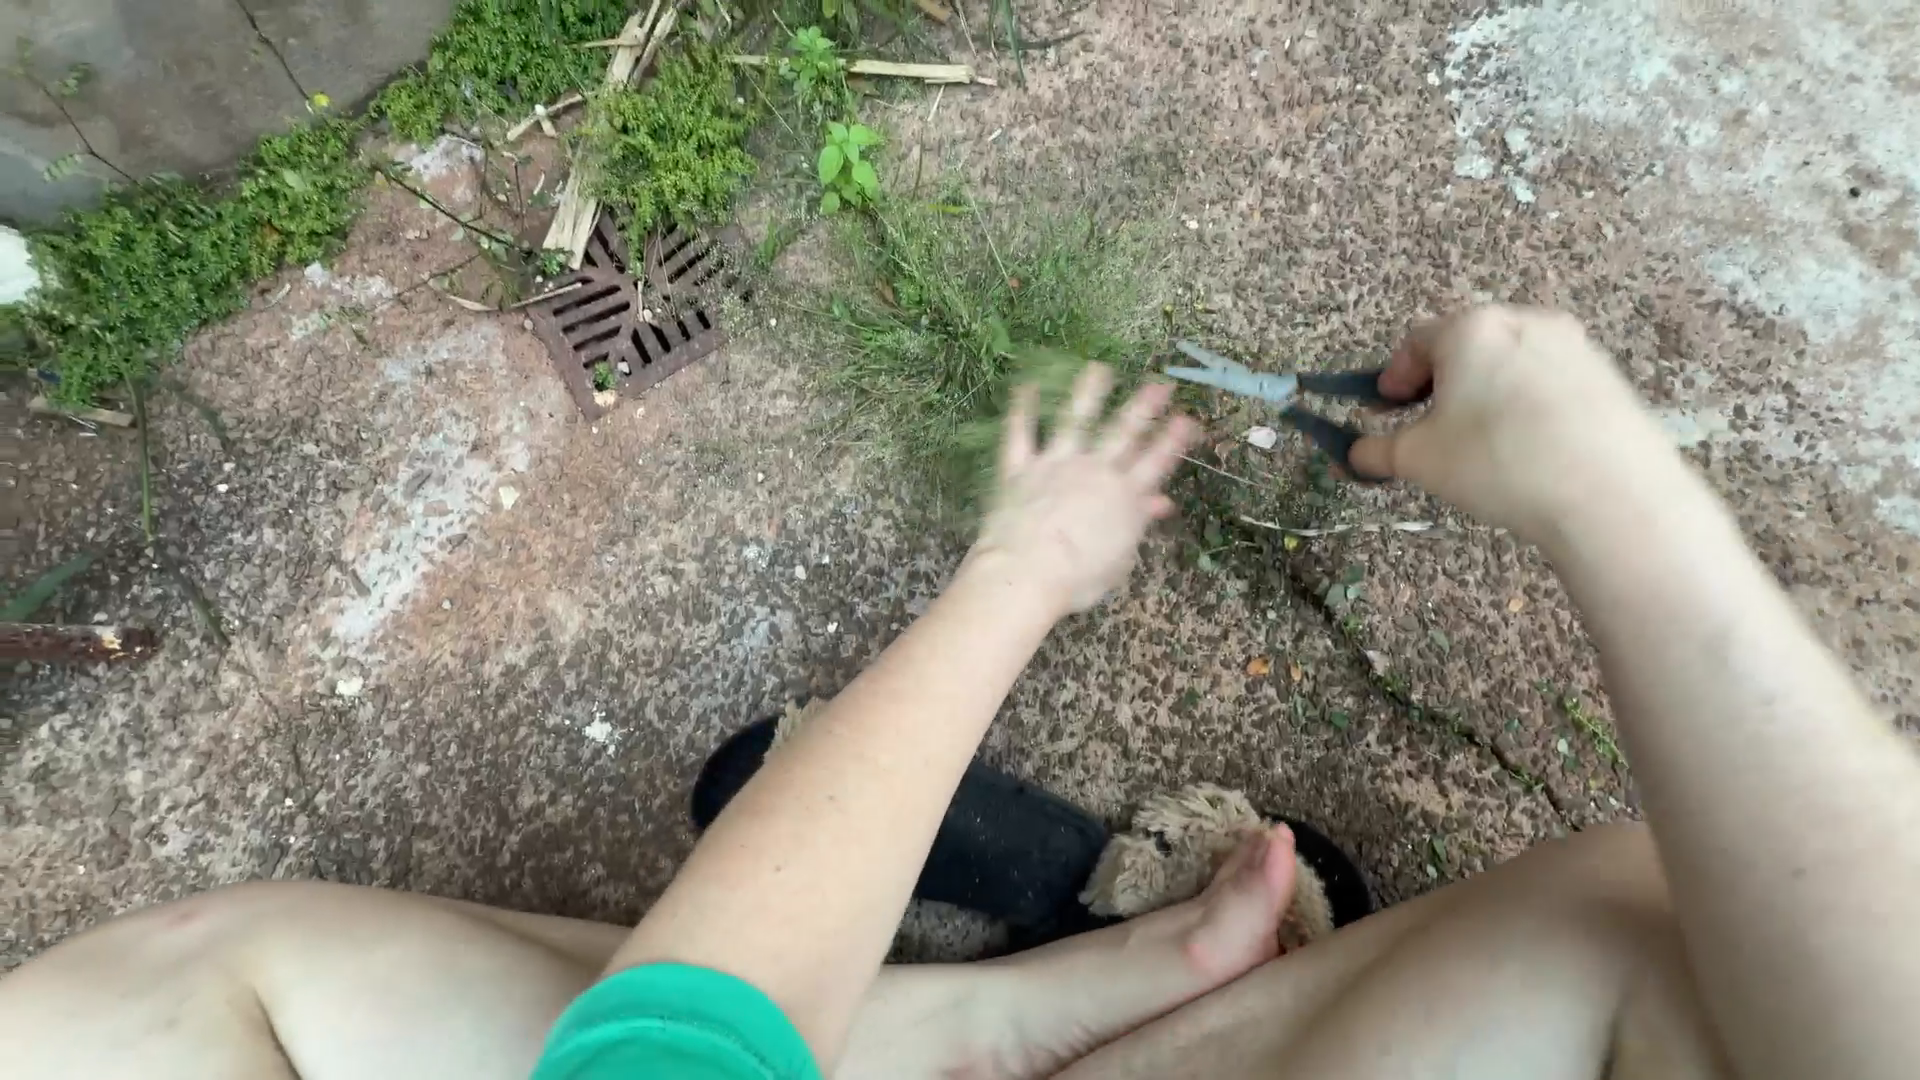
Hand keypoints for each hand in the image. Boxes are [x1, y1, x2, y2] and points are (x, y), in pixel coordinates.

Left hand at [968, 363, 1196, 614]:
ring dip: (1088, 394)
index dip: (1173, 440)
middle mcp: (1094, 472)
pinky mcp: (1020, 468)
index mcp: (1123, 497)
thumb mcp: (1119, 558)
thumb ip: (1138, 524)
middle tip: (1159, 383)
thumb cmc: (1078, 579)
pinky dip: (1022, 410)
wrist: (1027, 573)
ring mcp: (1056, 465)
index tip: (1189, 418)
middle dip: (1144, 406)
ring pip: (1075, 421)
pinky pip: (1020, 433)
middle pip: (1123, 433)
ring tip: (1098, 369)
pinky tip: (1026, 387)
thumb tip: (1161, 503)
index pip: (1156, 462)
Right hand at [1349, 305, 1680, 545]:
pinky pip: (1542, 380)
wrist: (1607, 494)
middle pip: (1462, 347)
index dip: (1390, 379)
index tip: (1381, 412)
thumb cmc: (1493, 460)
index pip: (1414, 343)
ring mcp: (1572, 345)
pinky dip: (1517, 403)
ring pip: (1503, 363)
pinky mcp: (1605, 374)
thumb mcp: (1413, 459)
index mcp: (1470, 329)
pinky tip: (1517, 446)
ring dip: (1475, 394)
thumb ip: (1370, 452)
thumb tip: (1349, 457)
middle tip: (1422, 426)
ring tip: (1469, 441)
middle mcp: (1523, 322)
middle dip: (1434, 385)